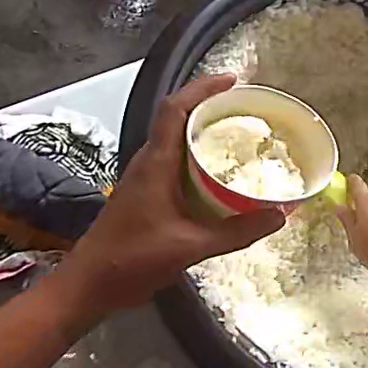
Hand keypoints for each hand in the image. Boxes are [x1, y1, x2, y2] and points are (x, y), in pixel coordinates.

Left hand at [61, 75, 284, 312]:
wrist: (88, 286)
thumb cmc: (131, 260)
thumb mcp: (190, 247)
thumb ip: (236, 233)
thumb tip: (279, 216)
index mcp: (156, 163)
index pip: (175, 109)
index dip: (202, 88)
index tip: (233, 82)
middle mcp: (149, 162)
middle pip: (178, 118)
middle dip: (211, 106)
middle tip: (247, 108)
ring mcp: (146, 177)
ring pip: (178, 139)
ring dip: (205, 130)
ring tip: (241, 133)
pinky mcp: (147, 192)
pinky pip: (177, 161)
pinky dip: (200, 156)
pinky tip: (221, 172)